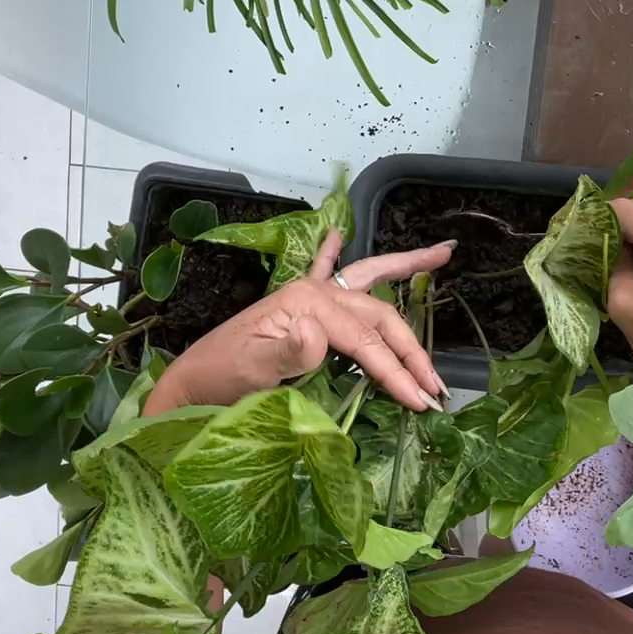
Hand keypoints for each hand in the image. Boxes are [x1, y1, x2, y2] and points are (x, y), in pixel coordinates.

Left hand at [143, 229, 454, 415]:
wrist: (192, 380)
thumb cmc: (220, 378)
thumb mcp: (251, 371)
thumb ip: (286, 352)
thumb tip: (318, 333)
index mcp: (307, 304)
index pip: (364, 340)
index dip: (394, 371)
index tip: (420, 400)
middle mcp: (314, 293)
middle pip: (377, 315)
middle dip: (410, 349)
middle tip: (437, 385)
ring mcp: (309, 295)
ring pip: (367, 282)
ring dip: (403, 270)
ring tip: (440, 256)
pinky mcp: (300, 306)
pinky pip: (327, 272)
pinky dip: (336, 253)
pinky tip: (339, 233)